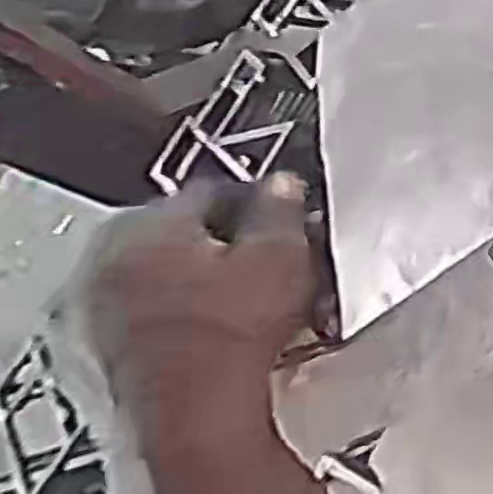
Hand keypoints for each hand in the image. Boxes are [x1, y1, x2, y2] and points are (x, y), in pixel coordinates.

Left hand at [83, 175, 314, 462]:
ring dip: (218, 263)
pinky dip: (201, 295)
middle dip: (234, 230)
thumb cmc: (234, 328)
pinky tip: (236, 306)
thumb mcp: (283, 249)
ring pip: (176, 265)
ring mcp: (105, 310)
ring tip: (263, 273)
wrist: (203, 404)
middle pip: (185, 229)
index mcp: (146, 233)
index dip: (260, 192)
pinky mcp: (117, 343)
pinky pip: (165, 299)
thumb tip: (281, 186)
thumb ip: (281, 208)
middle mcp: (110, 267)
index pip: (209, 188)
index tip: (289, 202)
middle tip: (278, 237)